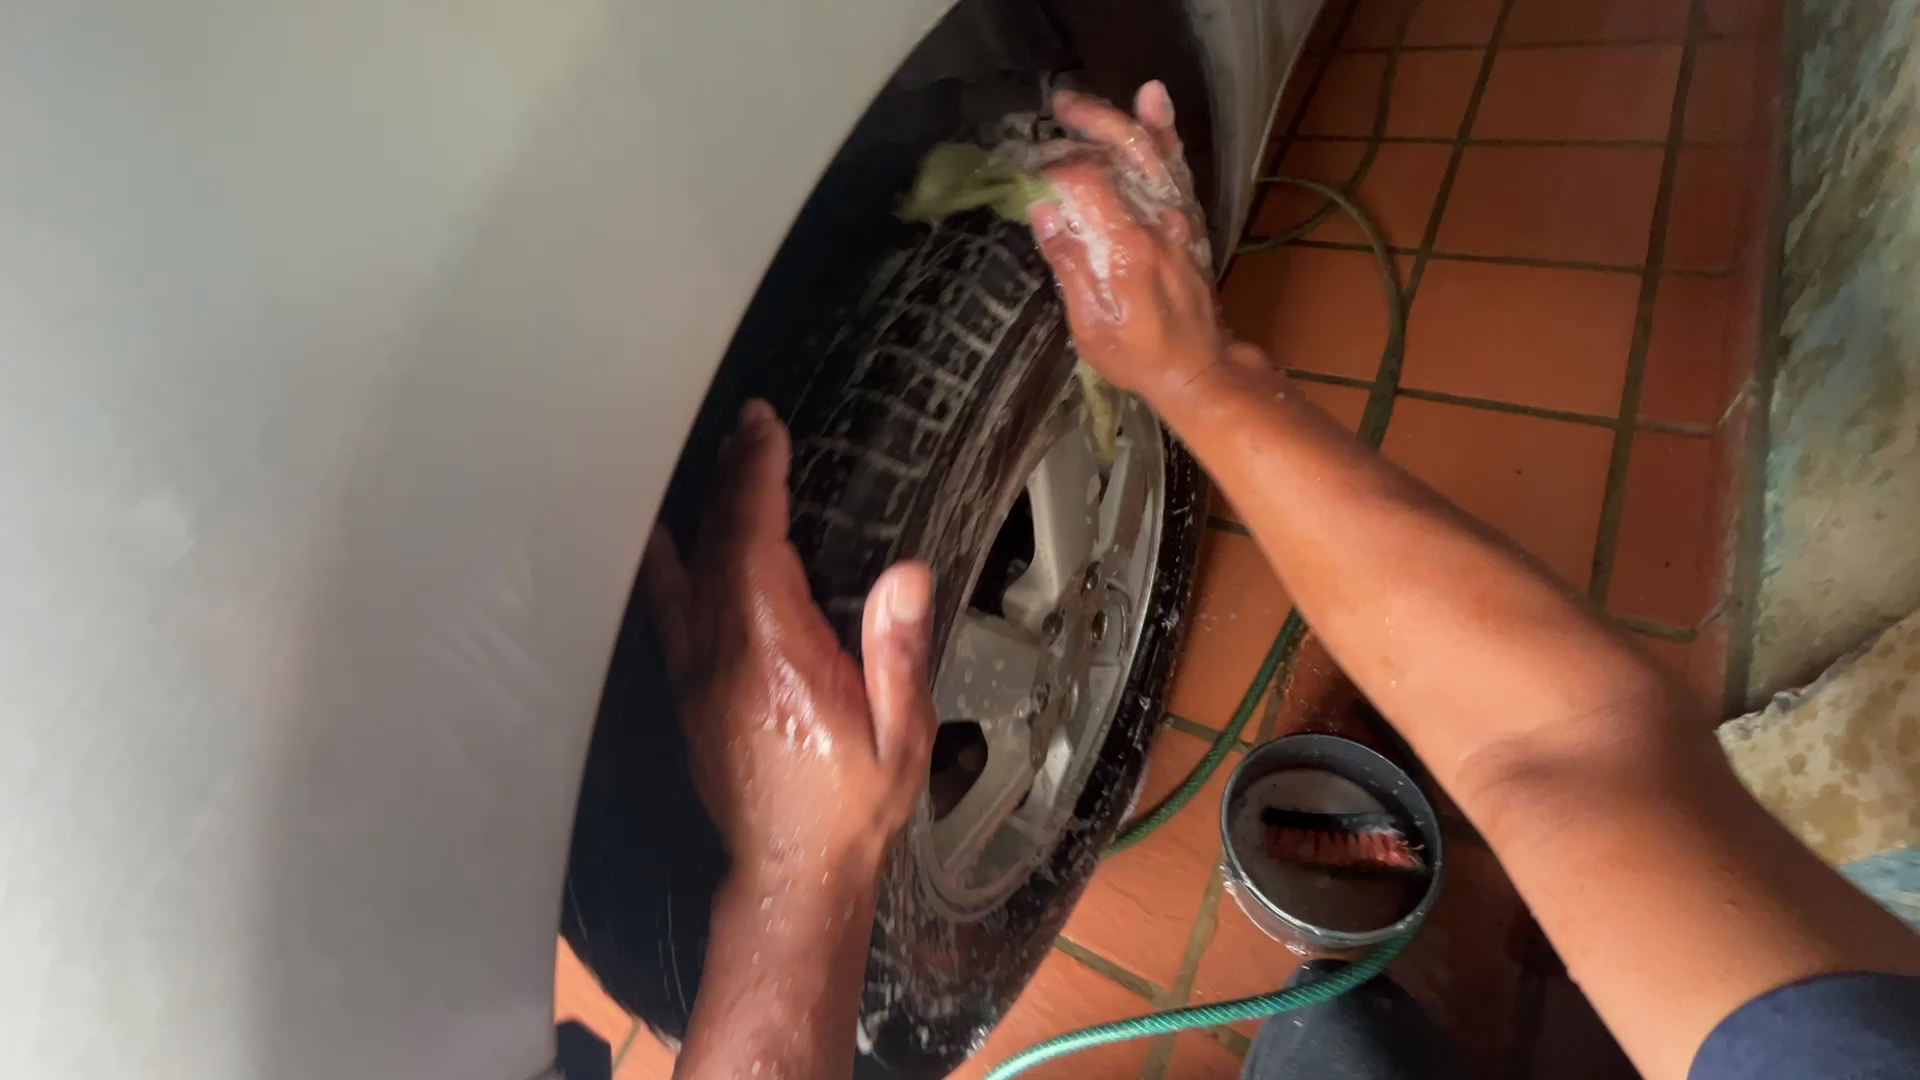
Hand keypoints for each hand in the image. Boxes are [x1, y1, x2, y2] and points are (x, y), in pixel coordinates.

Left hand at [643, 400, 936, 880]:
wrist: (794, 868)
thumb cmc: (853, 802)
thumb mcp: (901, 735)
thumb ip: (897, 653)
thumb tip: (906, 574)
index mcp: (777, 658)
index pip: (756, 545)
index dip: (757, 479)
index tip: (764, 430)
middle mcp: (722, 657)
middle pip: (717, 544)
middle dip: (733, 476)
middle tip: (749, 425)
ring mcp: (694, 674)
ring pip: (687, 570)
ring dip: (704, 508)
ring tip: (721, 461)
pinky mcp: (687, 690)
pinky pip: (670, 609)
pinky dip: (670, 562)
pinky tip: (668, 537)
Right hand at [1027, 81, 1228, 401]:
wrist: (1196, 366)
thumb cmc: (1135, 355)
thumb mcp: (1089, 324)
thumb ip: (1069, 265)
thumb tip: (1043, 213)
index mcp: (1126, 247)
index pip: (1084, 181)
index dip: (1051, 166)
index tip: (1026, 167)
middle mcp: (1158, 220)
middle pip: (1123, 149)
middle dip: (1088, 121)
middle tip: (1056, 107)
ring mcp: (1180, 218)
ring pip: (1153, 150)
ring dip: (1119, 118)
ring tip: (1085, 103)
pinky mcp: (1190, 222)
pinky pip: (1176, 166)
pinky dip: (1163, 132)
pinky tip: (1151, 104)